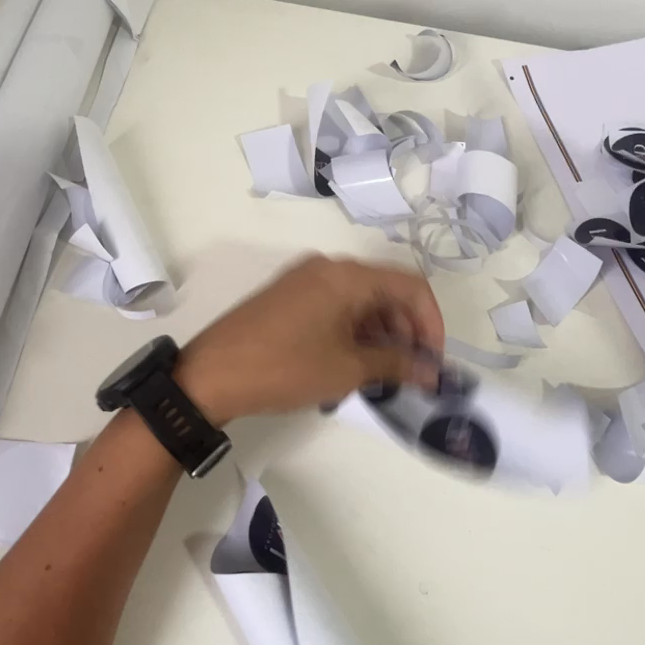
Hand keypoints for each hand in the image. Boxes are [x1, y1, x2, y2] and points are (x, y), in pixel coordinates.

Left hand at [174, 255, 444, 425]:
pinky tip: (353, 366)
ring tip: (382, 377)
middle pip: (386, 292)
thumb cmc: (285, 367)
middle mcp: (327, 268)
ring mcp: (304, 280)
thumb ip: (396, 364)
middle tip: (411, 375)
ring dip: (380, 335)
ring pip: (360, 301)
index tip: (433, 363)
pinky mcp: (288, 298)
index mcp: (347, 275)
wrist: (211, 375)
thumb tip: (431, 370)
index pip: (410, 287)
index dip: (432, 324)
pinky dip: (353, 333)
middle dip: (405, 332)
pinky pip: (335, 307)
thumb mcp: (347, 368)